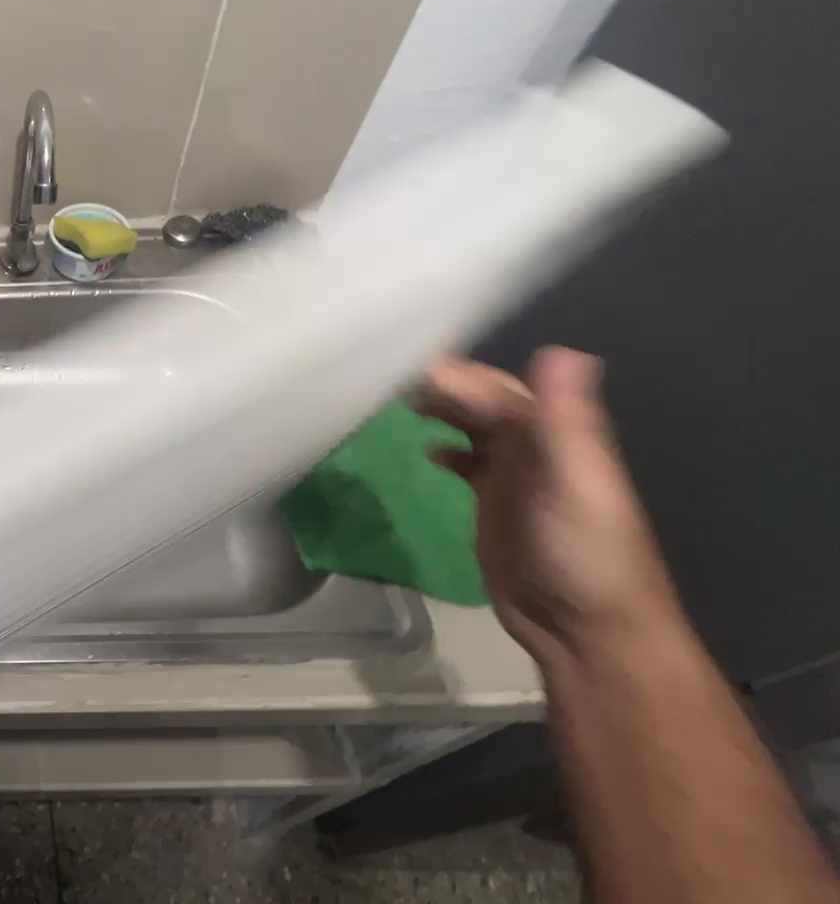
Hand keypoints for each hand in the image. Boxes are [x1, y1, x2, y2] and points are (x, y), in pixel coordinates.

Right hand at [415, 347, 685, 663]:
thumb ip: (564, 419)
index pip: (501, 391)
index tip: (408, 366)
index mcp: (557, 436)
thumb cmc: (581, 551)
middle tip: (393, 378)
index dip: (459, 376)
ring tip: (405, 401)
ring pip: (476, 427)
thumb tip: (561, 351)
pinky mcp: (496, 503)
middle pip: (487, 403)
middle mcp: (537, 448)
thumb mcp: (573, 480)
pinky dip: (450, 449)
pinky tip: (429, 451)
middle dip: (446, 386)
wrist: (584, 626)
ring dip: (446, 410)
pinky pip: (470, 463)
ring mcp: (515, 476)